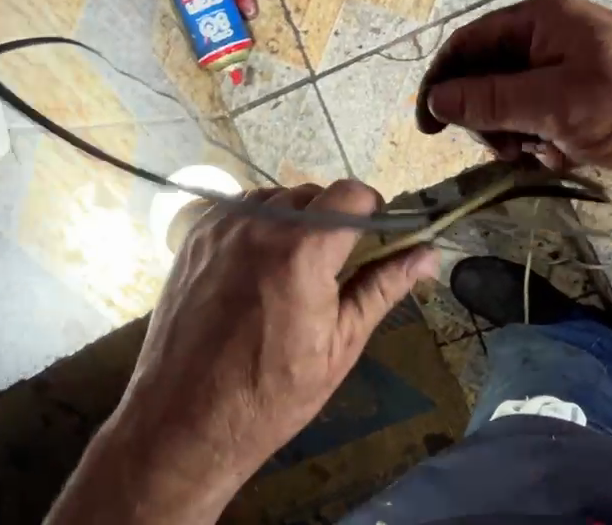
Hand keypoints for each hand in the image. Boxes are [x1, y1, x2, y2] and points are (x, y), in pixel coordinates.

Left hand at [50, 180, 438, 523]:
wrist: (183, 418)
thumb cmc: (270, 392)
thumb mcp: (340, 344)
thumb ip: (384, 287)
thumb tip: (428, 255)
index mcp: (302, 249)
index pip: (352, 192)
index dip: (371, 211)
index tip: (372, 241)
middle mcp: (260, 222)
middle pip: (316, 194)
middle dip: (333, 222)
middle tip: (332, 271)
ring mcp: (223, 223)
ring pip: (279, 199)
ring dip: (295, 222)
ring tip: (290, 275)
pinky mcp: (197, 231)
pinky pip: (243, 209)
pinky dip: (260, 226)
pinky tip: (257, 269)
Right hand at [415, 0, 611, 195]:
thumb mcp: (560, 103)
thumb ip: (492, 100)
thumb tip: (437, 98)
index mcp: (542, 21)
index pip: (469, 43)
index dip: (443, 81)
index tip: (429, 126)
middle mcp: (552, 40)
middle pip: (489, 76)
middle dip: (489, 116)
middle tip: (507, 149)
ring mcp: (572, 72)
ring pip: (514, 106)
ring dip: (519, 135)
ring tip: (547, 153)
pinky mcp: (589, 102)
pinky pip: (544, 122)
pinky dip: (546, 144)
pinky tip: (571, 157)